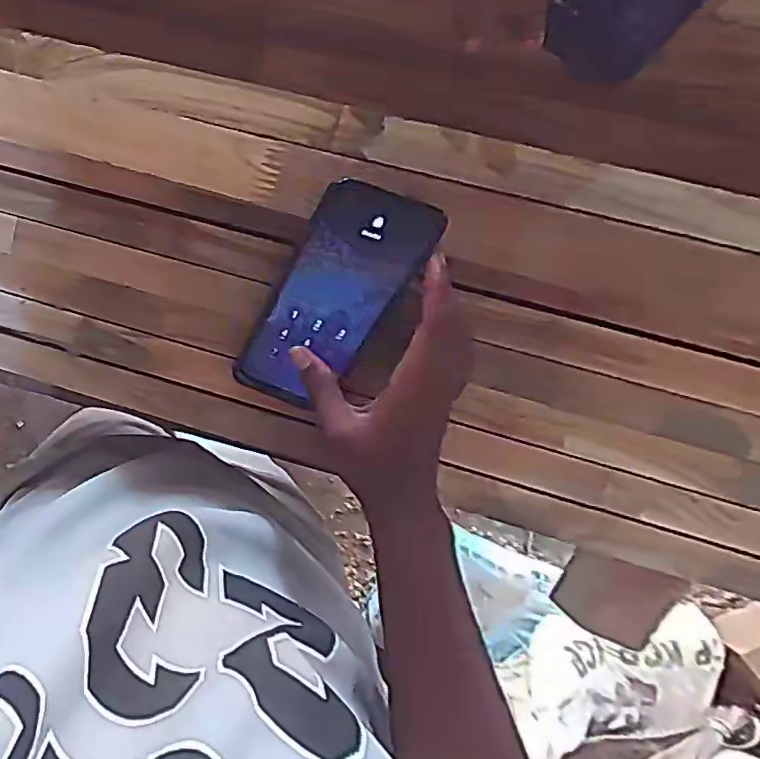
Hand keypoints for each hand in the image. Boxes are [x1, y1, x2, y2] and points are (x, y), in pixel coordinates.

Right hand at [290, 254, 470, 509]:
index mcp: (413, 386)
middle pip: (452, 329)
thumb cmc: (370, 466)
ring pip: (460, 341)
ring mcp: (444, 392)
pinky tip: (439, 326)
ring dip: (451, 310)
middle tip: (435, 262)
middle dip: (446, 292)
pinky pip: (457, 355)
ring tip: (437, 285)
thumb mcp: (337, 428)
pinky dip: (452, 331)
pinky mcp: (444, 398)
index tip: (434, 264)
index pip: (432, 331)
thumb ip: (320, 388)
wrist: (403, 496)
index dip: (436, 295)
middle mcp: (436, 384)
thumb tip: (299, 351)